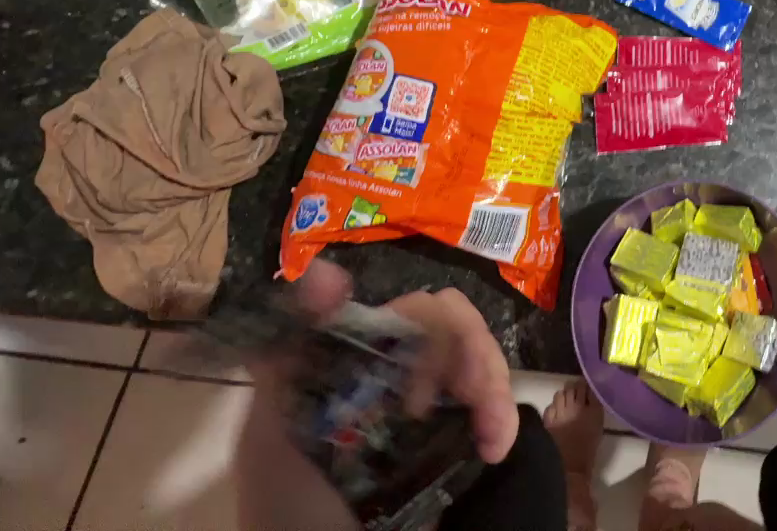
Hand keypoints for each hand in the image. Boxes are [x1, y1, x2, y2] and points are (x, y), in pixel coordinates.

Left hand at [234, 260, 519, 530]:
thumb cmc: (290, 517)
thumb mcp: (272, 437)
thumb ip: (291, 354)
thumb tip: (322, 270)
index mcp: (363, 361)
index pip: (416, 312)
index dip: (434, 330)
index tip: (427, 383)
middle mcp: (403, 374)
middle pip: (459, 330)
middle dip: (477, 356)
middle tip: (476, 398)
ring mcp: (435, 409)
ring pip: (484, 362)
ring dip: (496, 388)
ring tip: (493, 436)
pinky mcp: (459, 443)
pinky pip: (495, 408)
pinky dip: (504, 418)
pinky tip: (496, 448)